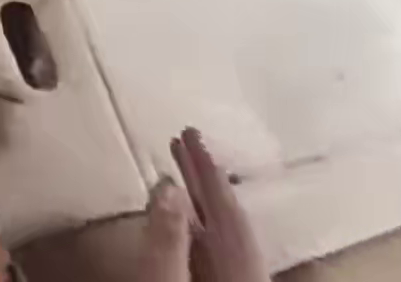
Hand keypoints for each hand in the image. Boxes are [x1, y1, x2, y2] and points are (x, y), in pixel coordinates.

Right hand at [142, 128, 268, 281]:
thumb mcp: (159, 280)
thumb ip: (166, 237)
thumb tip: (167, 185)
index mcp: (241, 277)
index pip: (228, 215)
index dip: (209, 172)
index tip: (190, 133)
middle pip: (232, 226)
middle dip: (206, 180)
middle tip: (183, 139)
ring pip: (224, 238)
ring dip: (199, 198)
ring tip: (178, 165)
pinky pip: (214, 252)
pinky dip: (196, 222)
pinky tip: (180, 212)